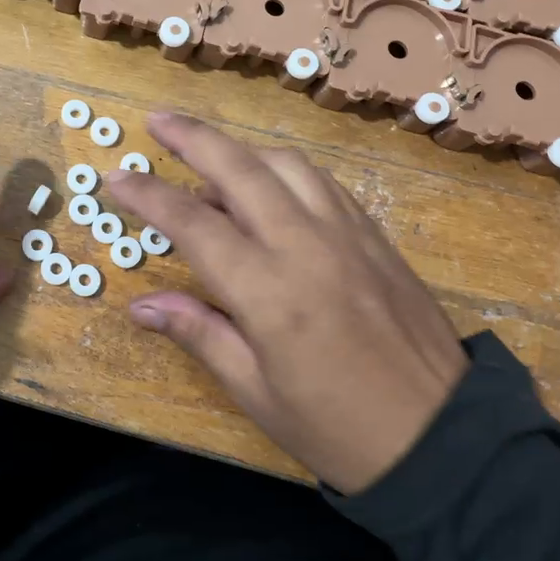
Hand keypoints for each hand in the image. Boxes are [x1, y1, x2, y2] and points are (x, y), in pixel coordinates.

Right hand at [108, 113, 467, 493]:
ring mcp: (346, 235)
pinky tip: (271, 183)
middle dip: (192, 138)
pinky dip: (286, 170)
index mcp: (269, 291)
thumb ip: (199, 334)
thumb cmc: (337, 429)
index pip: (193, 223)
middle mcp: (305, 245)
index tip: (115, 177)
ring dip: (241, 150)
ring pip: (286, 164)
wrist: (444, 440)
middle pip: (240, 169)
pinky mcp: (374, 236)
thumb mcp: (257, 392)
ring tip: (210, 160)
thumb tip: (140, 307)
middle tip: (157, 120)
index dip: (148, 195)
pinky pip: (323, 182)